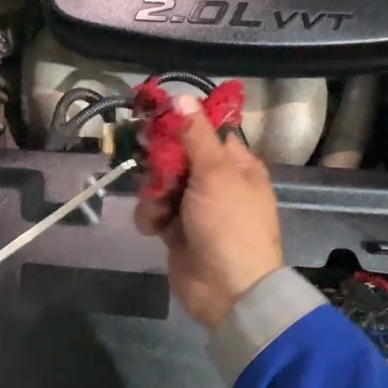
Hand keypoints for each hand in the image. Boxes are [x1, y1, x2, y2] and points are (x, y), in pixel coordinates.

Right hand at [133, 96, 286, 330]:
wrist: (228, 290)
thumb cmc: (229, 225)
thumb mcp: (216, 173)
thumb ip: (196, 135)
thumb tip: (182, 97)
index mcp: (236, 165)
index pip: (205, 132)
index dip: (180, 125)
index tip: (153, 119)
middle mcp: (216, 183)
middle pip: (176, 156)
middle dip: (159, 164)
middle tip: (152, 169)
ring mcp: (196, 208)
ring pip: (160, 184)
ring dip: (153, 194)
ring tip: (159, 210)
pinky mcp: (177, 231)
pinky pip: (155, 211)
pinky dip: (151, 217)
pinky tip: (155, 229)